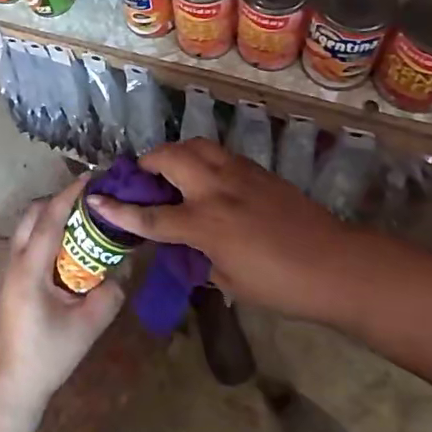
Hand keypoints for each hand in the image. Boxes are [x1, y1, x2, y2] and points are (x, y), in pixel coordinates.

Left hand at [0, 174, 124, 413]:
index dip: (70, 194)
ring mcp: (3, 271)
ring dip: (49, 216)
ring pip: (24, 228)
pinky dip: (42, 233)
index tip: (91, 178)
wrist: (8, 389)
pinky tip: (63, 250)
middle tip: (89, 201)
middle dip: (59, 200)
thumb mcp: (86, 327)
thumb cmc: (46, 357)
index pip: (50, 218)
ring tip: (79, 221)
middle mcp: (11, 262)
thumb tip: (122, 270)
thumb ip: (109, 295)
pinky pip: (23, 244)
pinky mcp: (3, 282)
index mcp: (29, 269)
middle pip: (32, 214)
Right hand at [88, 140, 360, 321]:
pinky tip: (205, 177)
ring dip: (175, 153)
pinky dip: (202, 158)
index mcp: (206, 224)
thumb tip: (191, 246)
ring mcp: (239, 174)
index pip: (151, 217)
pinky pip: (219, 154)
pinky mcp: (257, 169)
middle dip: (147, 163)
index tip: (95, 199)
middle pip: (169, 159)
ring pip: (195, 146)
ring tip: (171, 170)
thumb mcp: (230, 280)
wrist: (335, 264)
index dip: (119, 211)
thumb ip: (201, 258)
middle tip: (141, 178)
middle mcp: (216, 189)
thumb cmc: (281, 285)